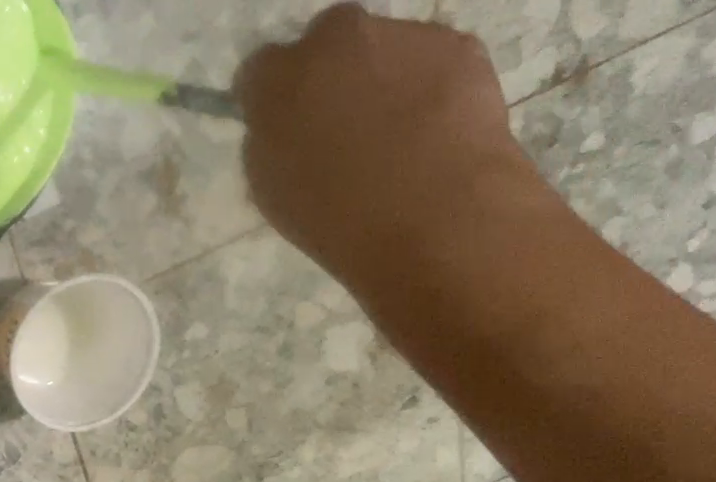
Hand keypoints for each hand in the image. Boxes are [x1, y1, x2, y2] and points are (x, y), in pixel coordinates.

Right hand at [236, 4, 553, 289]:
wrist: (430, 212)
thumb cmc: (332, 213)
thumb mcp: (271, 187)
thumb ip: (271, 140)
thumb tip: (289, 124)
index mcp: (277, 80)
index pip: (258, 70)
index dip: (268, 97)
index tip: (279, 124)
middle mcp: (335, 40)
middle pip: (326, 39)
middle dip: (328, 71)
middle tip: (338, 122)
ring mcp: (400, 35)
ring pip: (383, 48)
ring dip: (381, 78)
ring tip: (395, 134)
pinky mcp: (457, 44)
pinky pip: (432, 60)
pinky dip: (428, 86)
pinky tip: (433, 130)